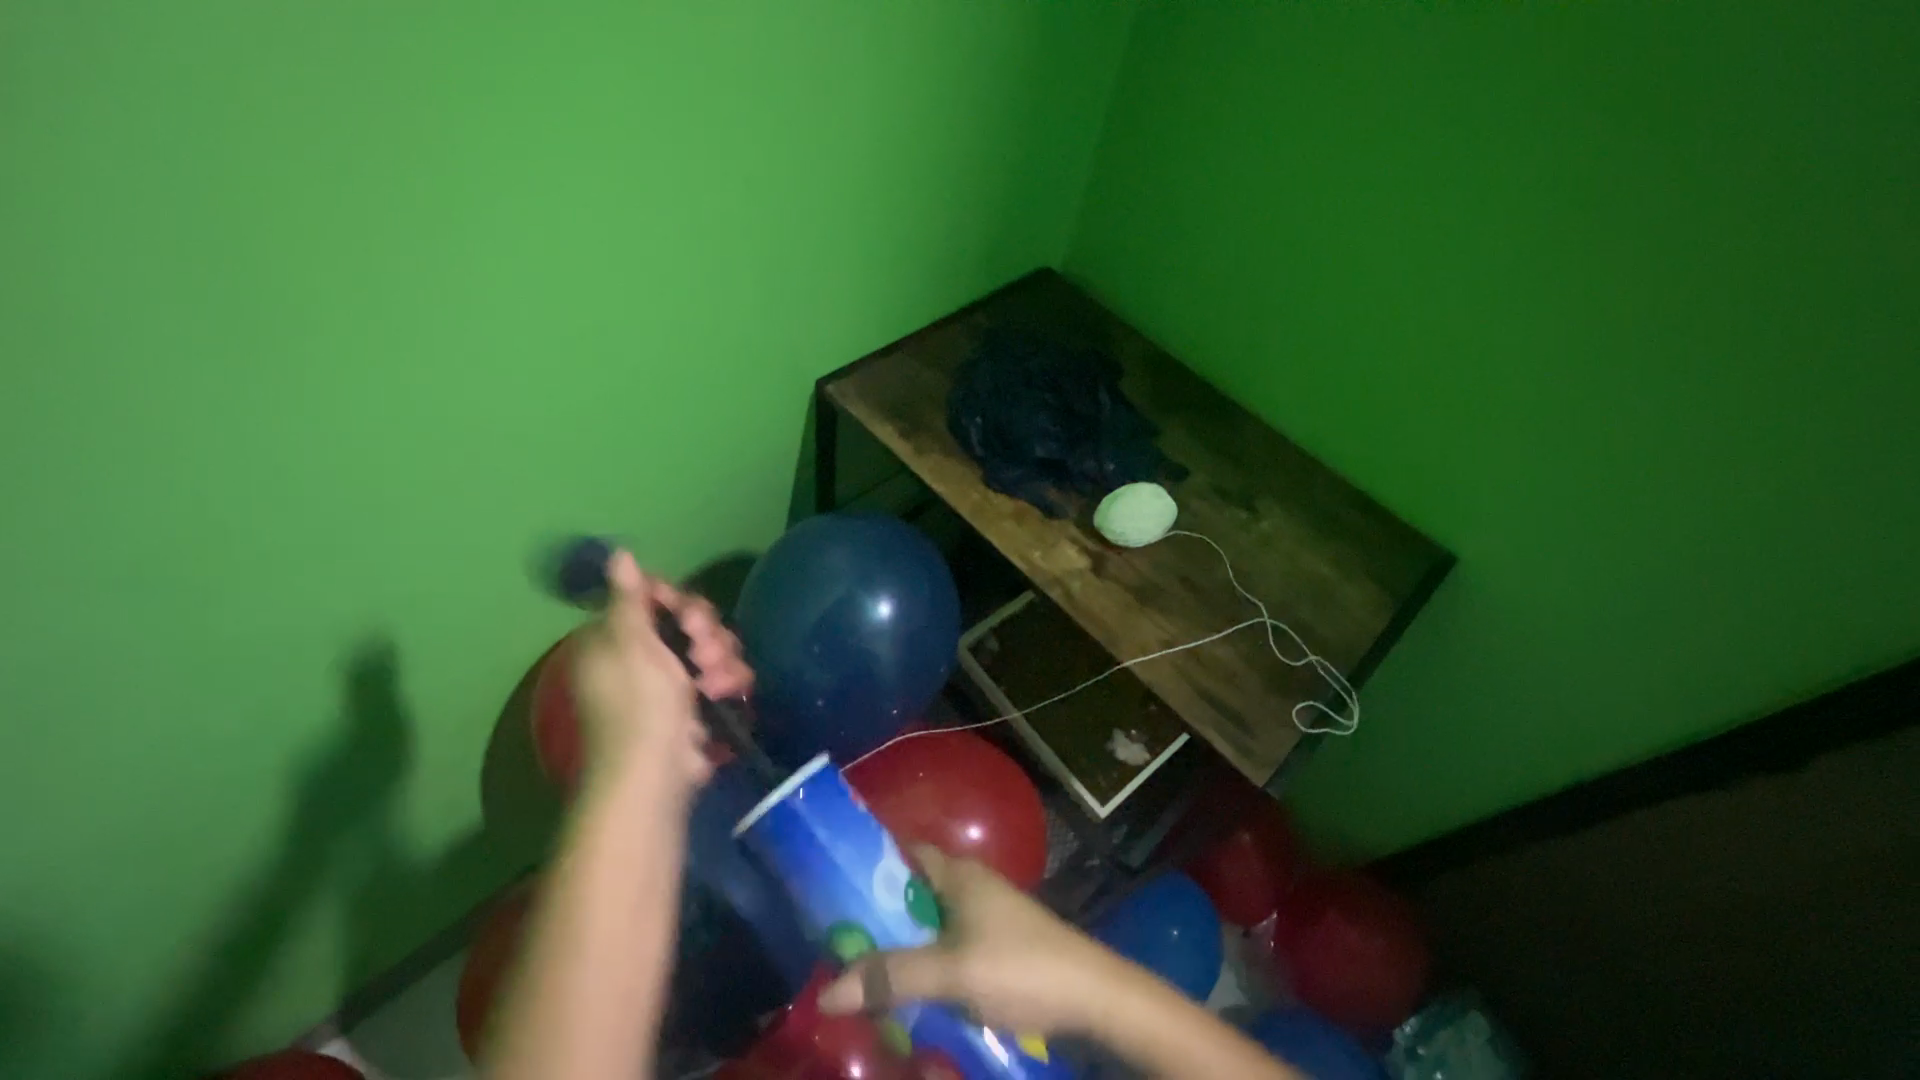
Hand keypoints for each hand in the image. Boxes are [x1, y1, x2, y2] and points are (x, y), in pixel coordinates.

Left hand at [567, 550, 753, 791]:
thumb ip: (629, 598)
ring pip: (709, 646)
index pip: (649, 598)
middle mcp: (640, 656)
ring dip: (720, 658)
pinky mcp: (696, 704)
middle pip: (685, 621)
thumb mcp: (630, 642)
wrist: (657, 772)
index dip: (673, 600)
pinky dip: (728, 681)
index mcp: (615, 639)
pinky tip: (728, 692)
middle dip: (703, 632)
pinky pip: (721, 674)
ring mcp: (670, 682)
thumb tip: (617, 554)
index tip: (683, 612)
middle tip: (703, 648)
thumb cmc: (639, 703)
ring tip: (715, 682)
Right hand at [818, 846, 1139, 1036]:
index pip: (905, 852)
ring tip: (861, 971)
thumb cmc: (1021, 967)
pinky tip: (906, 992)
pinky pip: (946, 948)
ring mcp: (985, 918)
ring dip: (900, 945)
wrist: (1094, 996)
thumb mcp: (952, 972)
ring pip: (928, 925)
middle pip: (912, 893)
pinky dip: (924, 963)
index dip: (870, 863)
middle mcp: (970, 887)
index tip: (833, 885)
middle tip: (838, 941)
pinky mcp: (995, 948)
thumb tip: (826, 991)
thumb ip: (892, 977)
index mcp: (959, 875)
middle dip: (877, 916)